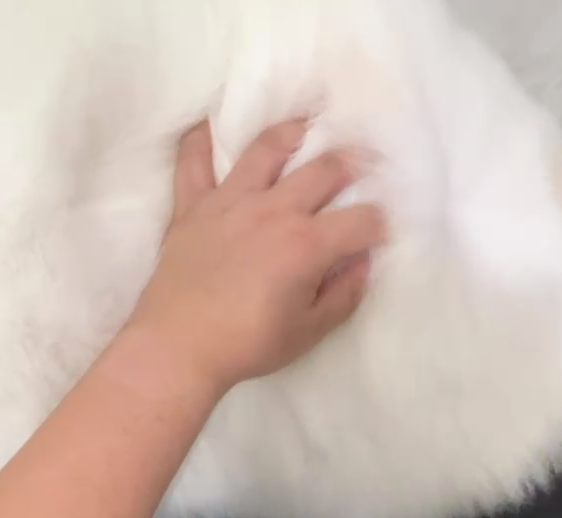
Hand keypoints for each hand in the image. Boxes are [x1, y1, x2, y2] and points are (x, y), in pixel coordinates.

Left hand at [123, 119, 387, 392]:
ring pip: (266, 148)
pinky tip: (210, 126)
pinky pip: (194, 160)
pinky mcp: (192, 205)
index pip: (360, 221)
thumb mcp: (309, 332)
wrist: (178, 347)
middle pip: (323, 169)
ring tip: (306, 128)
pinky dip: (201, 140)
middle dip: (353, 163)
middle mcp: (273, 210)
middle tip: (365, 162)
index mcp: (307, 245)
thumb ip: (343, 295)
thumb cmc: (248, 345)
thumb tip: (361, 265)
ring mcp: (230, 201)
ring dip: (293, 132)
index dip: (380, 223)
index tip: (383, 230)